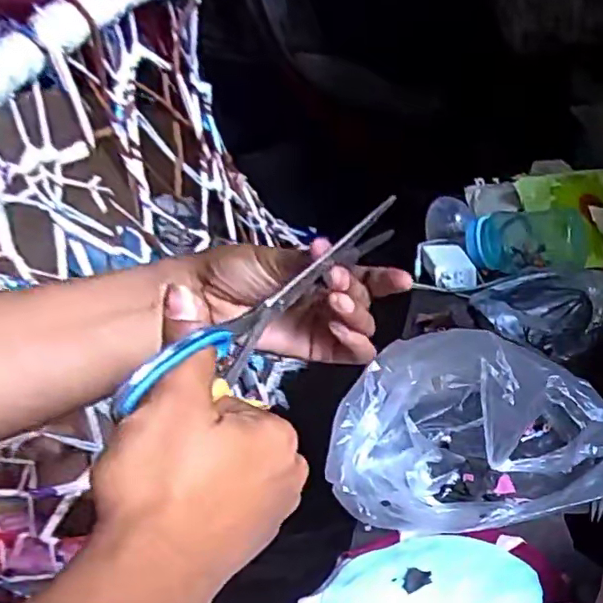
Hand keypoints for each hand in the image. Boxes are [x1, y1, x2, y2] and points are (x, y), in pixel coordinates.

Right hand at [90, 284, 308, 587]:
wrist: (158, 562)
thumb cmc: (162, 480)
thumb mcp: (167, 403)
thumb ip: (185, 350)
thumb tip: (190, 294)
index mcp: (281, 433)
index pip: (230, 403)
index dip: (189, 410)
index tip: (163, 428)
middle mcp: (295, 467)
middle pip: (234, 436)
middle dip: (197, 440)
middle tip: (159, 459)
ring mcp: (282, 504)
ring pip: (232, 468)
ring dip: (200, 470)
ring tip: (165, 486)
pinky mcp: (263, 533)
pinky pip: (232, 501)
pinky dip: (208, 500)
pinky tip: (180, 509)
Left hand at [186, 241, 410, 364]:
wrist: (203, 303)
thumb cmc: (229, 273)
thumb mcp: (269, 258)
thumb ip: (305, 260)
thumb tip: (329, 250)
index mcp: (321, 276)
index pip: (362, 277)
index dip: (384, 278)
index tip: (400, 279)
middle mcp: (328, 302)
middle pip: (366, 303)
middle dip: (358, 293)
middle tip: (336, 285)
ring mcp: (327, 328)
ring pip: (365, 328)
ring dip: (357, 317)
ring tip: (335, 308)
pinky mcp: (322, 351)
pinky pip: (354, 352)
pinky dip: (355, 342)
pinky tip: (339, 329)